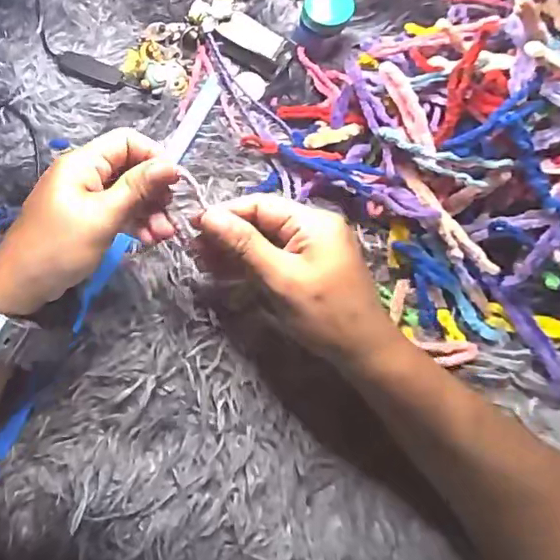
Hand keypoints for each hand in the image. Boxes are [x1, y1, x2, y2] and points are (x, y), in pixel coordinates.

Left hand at [0, 128, 179, 315]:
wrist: (18, 286)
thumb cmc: (59, 247)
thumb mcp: (103, 217)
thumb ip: (137, 188)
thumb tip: (172, 163)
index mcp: (82, 162)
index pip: (127, 140)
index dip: (154, 156)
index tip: (175, 183)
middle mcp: (83, 172)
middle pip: (129, 166)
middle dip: (154, 189)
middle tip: (173, 215)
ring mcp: (83, 195)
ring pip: (126, 191)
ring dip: (148, 209)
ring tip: (164, 235)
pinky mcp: (84, 216)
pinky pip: (115, 209)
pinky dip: (133, 220)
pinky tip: (149, 238)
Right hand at [195, 194, 396, 367]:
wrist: (367, 354)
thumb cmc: (325, 315)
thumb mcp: (279, 279)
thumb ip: (243, 244)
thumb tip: (207, 216)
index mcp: (312, 221)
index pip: (258, 205)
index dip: (223, 214)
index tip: (192, 229)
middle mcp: (314, 226)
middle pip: (260, 220)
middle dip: (226, 234)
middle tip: (194, 252)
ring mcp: (313, 246)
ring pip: (264, 239)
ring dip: (234, 251)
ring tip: (204, 264)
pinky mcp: (309, 265)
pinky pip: (274, 255)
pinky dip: (250, 263)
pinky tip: (227, 273)